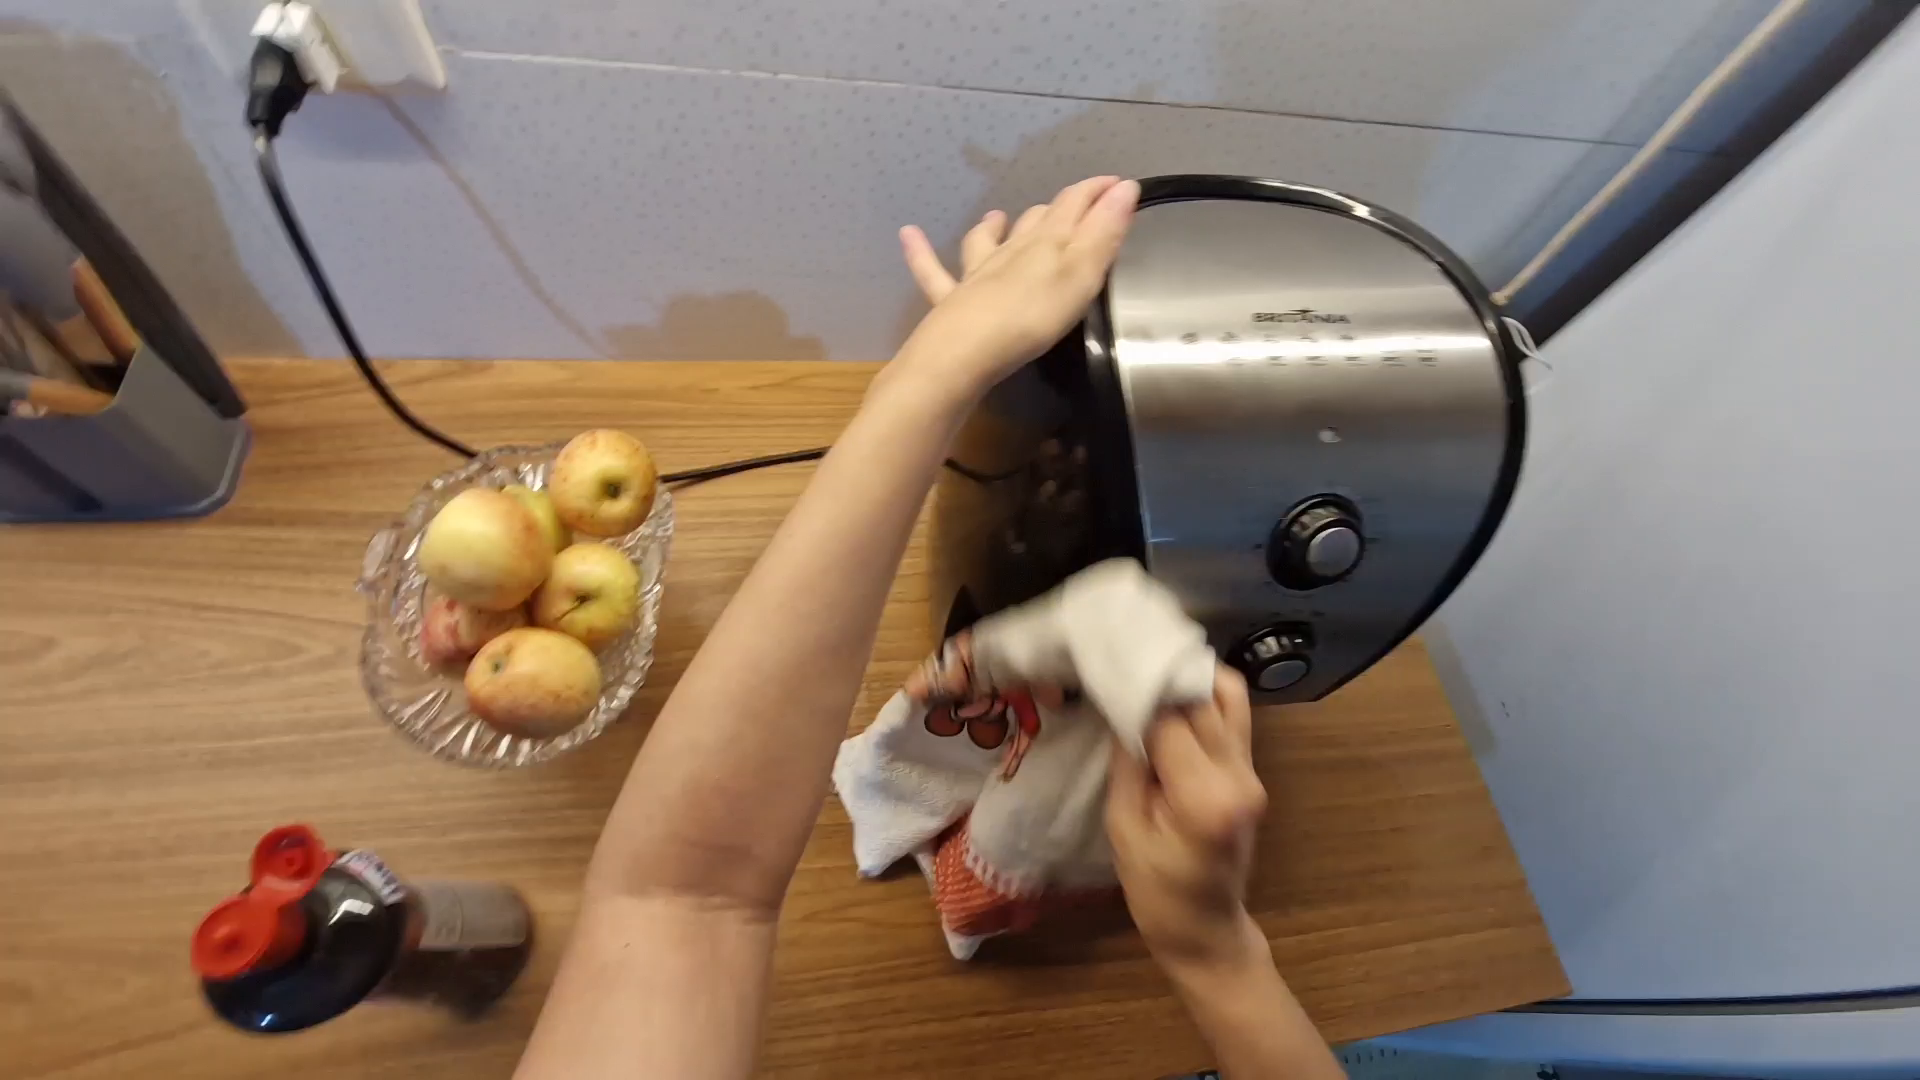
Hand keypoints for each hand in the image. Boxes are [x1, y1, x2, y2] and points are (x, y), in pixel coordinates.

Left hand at [888, 175, 1138, 404]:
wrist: (967, 353)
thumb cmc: (1031, 318)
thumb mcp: (1080, 276)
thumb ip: (1102, 234)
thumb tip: (1124, 187)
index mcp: (1046, 243)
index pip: (1074, 204)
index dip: (1096, 191)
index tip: (1118, 182)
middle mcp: (1009, 251)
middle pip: (1034, 222)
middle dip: (1055, 210)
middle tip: (1069, 207)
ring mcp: (975, 275)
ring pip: (985, 242)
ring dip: (992, 227)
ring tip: (995, 217)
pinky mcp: (950, 301)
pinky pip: (931, 272)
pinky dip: (920, 253)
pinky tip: (907, 234)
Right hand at [1107, 665, 1268, 972]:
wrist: (1205, 932)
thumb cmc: (1155, 891)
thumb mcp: (1122, 825)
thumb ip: (1128, 760)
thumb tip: (1122, 703)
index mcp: (1205, 797)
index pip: (1168, 719)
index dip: (1134, 690)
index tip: (1104, 666)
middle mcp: (1238, 775)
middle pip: (1199, 698)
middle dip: (1158, 674)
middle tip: (1120, 659)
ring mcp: (1251, 771)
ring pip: (1227, 693)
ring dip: (1187, 676)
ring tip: (1148, 672)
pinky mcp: (1251, 770)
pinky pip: (1233, 713)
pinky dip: (1204, 691)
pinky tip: (1172, 690)